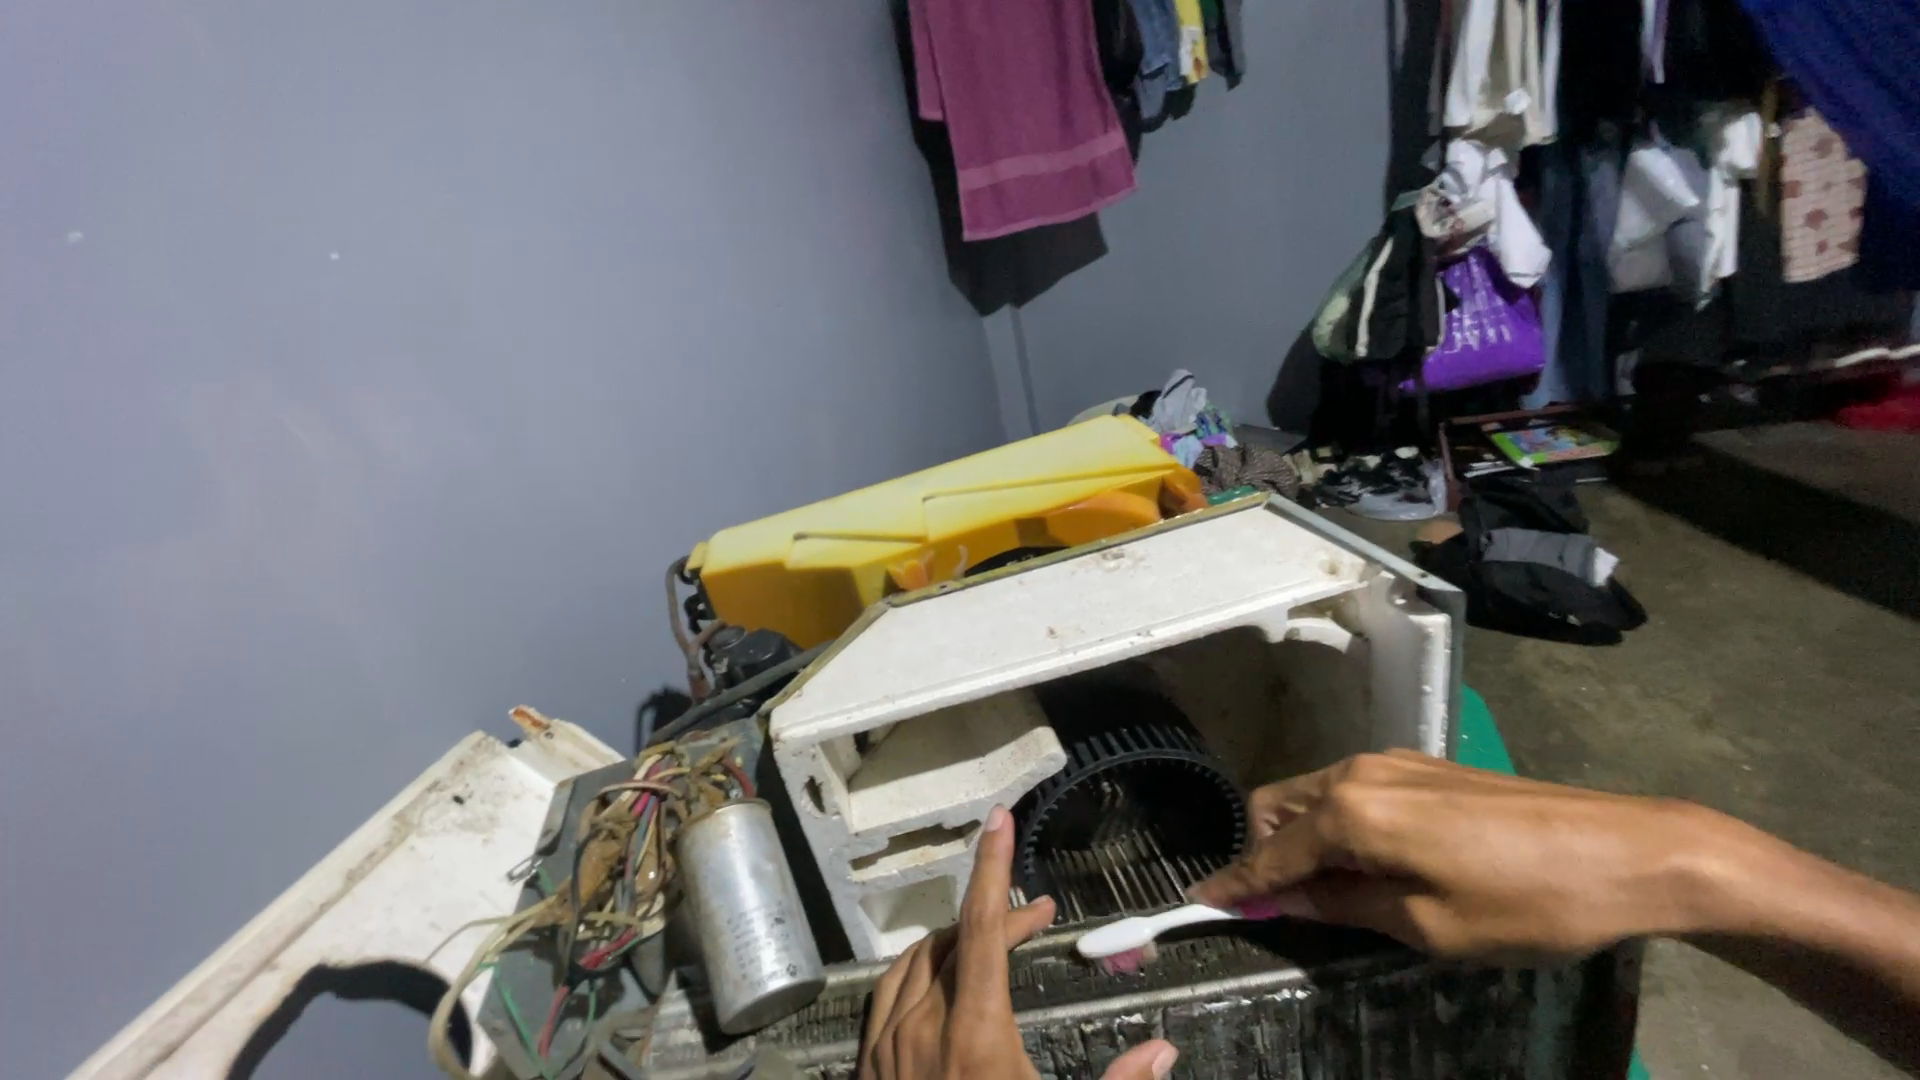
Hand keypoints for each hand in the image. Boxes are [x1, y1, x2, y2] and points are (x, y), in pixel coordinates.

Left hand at [858, 805, 1179, 1079]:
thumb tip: (1163, 1051)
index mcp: (976, 1036)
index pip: (985, 927)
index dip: (994, 866)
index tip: (1000, 818)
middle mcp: (923, 1029)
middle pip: (958, 939)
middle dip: (999, 915)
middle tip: (1040, 916)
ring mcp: (887, 1049)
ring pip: (917, 960)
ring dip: (957, 940)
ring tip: (993, 943)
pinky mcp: (868, 1070)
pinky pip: (887, 994)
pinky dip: (918, 971)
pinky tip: (937, 983)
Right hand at [1189, 750, 1725, 961]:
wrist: (1629, 849)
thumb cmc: (1525, 901)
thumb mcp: (1429, 924)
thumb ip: (1342, 903)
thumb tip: (1281, 896)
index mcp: (1350, 811)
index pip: (1272, 851)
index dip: (1237, 882)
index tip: (1200, 900)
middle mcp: (1354, 772)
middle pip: (1277, 806)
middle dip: (1264, 850)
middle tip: (1279, 903)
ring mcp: (1387, 761)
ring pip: (1311, 794)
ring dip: (1300, 836)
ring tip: (1330, 886)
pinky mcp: (1417, 765)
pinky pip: (1348, 790)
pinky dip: (1335, 823)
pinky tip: (1373, 857)